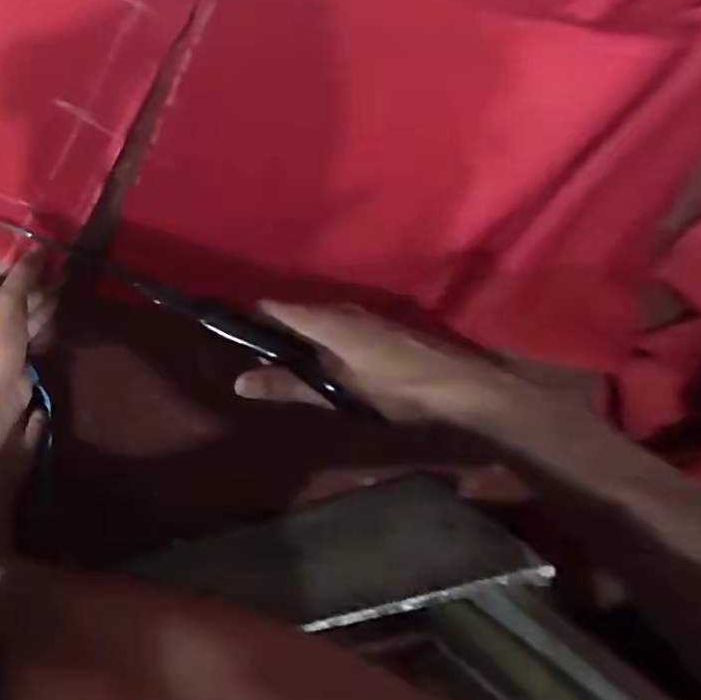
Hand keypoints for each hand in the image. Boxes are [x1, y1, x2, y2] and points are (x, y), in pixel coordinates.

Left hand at [0, 249, 54, 413]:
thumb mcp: (6, 303)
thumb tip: (37, 248)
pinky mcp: (14, 343)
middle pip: (7, 286)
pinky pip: (28, 320)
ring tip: (63, 273)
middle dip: (31, 275)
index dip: (14, 259)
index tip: (39, 247)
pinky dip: (41, 309)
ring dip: (40, 290)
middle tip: (56, 260)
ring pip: (21, 303)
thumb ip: (23, 275)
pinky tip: (58, 294)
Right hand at [233, 303, 542, 426]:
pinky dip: (321, 341)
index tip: (235, 340)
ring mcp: (362, 316)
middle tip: (260, 363)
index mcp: (322, 320)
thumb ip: (286, 385)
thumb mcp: (335, 391)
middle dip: (272, 335)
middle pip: (291, 314)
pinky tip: (328, 366)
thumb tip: (238, 382)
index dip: (249, 321)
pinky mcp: (379, 327)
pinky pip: (335, 326)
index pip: (270, 307)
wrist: (466, 386)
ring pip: (315, 321)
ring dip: (299, 340)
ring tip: (290, 368)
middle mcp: (338, 308)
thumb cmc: (394, 387)